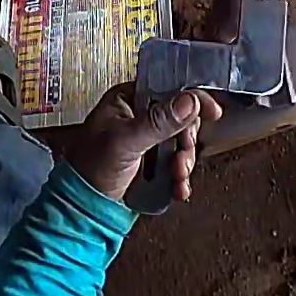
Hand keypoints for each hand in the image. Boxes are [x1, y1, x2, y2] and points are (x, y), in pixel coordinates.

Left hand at [45, 83, 220, 202]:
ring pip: (180, 141)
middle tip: (183, 158)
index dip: (191, 98)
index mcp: (126, 99)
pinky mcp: (149, 160)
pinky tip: (179, 189)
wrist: (82, 207)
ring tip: (178, 178)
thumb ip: (158, 122)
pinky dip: (180, 175)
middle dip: (186, 140)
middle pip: (179, 117)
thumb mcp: (126, 142)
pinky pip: (174, 161)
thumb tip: (190, 101)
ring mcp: (144, 138)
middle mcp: (137, 114)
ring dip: (184, 160)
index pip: (166, 88)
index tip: (213, 112)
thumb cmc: (93, 167)